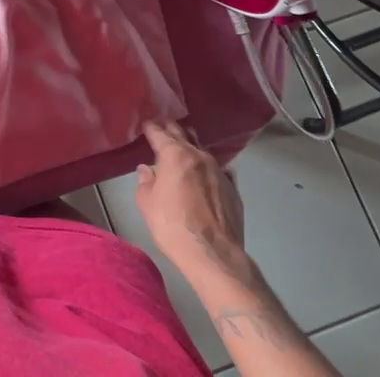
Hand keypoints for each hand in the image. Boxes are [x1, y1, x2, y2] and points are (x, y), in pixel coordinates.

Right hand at [134, 119, 253, 285]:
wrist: (213, 255)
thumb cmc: (172, 226)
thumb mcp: (147, 204)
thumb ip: (145, 182)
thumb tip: (146, 170)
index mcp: (175, 156)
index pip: (160, 133)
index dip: (152, 128)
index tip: (147, 125)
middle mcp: (200, 157)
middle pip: (184, 135)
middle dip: (173, 130)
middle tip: (164, 128)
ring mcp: (220, 172)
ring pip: (203, 152)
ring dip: (192, 148)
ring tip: (185, 149)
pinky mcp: (234, 190)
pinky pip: (219, 171)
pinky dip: (209, 169)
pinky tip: (208, 175)